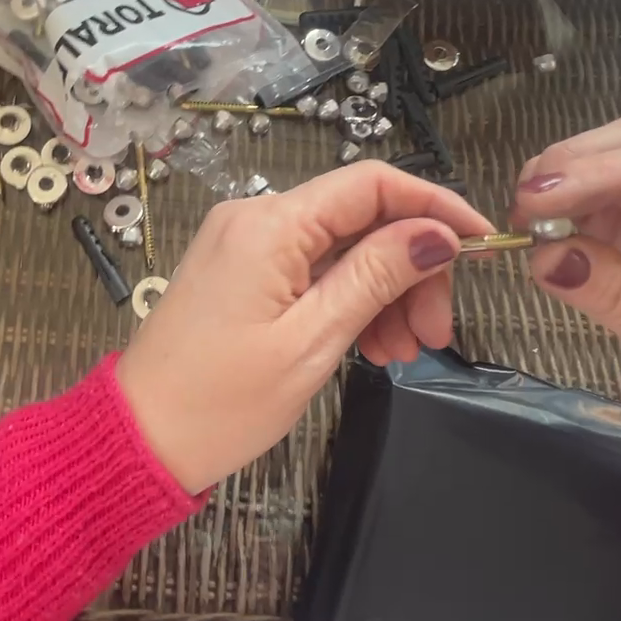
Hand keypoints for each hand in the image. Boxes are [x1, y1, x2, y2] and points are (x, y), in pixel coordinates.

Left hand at [116, 161, 494, 493]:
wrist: (140, 437)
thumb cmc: (222, 399)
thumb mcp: (312, 340)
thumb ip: (375, 276)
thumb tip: (438, 235)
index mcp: (270, 224)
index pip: (370, 183)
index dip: (433, 204)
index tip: (480, 243)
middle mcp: (256, 217)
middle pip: (359, 219)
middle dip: (409, 268)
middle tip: (436, 333)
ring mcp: (247, 243)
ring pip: (340, 248)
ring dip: (383, 292)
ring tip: (402, 352)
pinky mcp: (243, 271)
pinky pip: (311, 270)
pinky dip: (347, 301)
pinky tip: (370, 345)